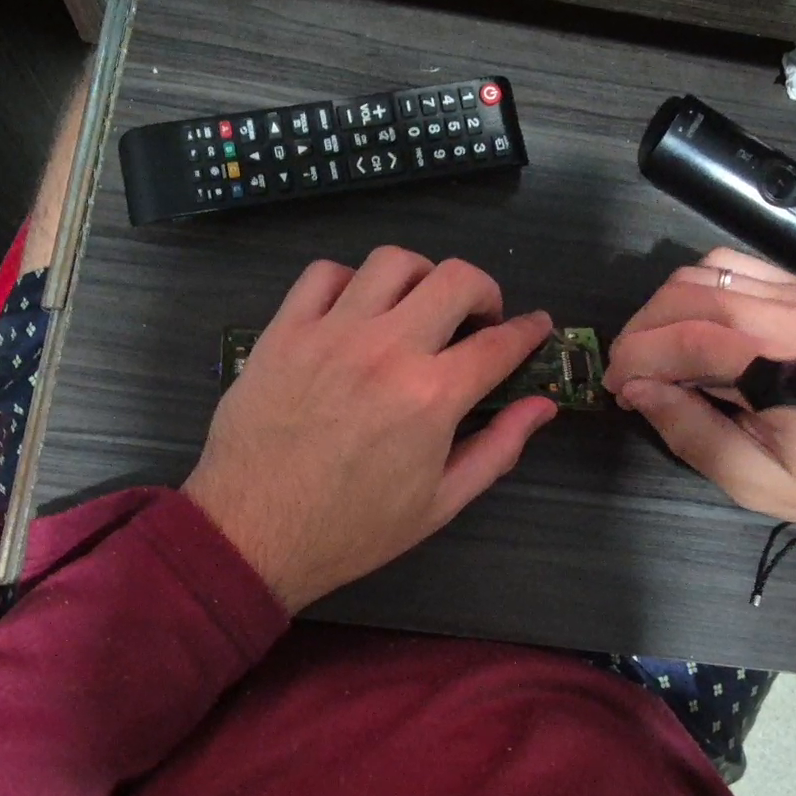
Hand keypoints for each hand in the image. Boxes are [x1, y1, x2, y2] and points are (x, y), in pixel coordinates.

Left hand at [183, 246, 557, 611]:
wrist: (254, 533)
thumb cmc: (352, 529)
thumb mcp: (440, 503)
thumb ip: (498, 449)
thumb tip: (542, 406)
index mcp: (432, 396)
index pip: (499, 344)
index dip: (530, 331)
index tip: (537, 326)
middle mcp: (387, 349)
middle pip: (455, 279)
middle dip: (485, 290)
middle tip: (479, 317)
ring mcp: (331, 333)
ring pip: (391, 262)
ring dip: (420, 276)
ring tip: (417, 305)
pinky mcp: (284, 331)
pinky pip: (323, 274)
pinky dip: (349, 281)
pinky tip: (354, 309)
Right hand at [605, 248, 795, 578]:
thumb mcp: (754, 481)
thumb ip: (691, 434)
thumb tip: (637, 390)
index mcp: (789, 366)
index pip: (691, 338)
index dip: (638, 356)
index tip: (613, 386)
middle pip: (691, 294)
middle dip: (641, 330)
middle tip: (625, 372)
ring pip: (705, 272)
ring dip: (663, 308)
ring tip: (653, 352)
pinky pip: (731, 267)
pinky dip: (695, 291)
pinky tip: (689, 328)